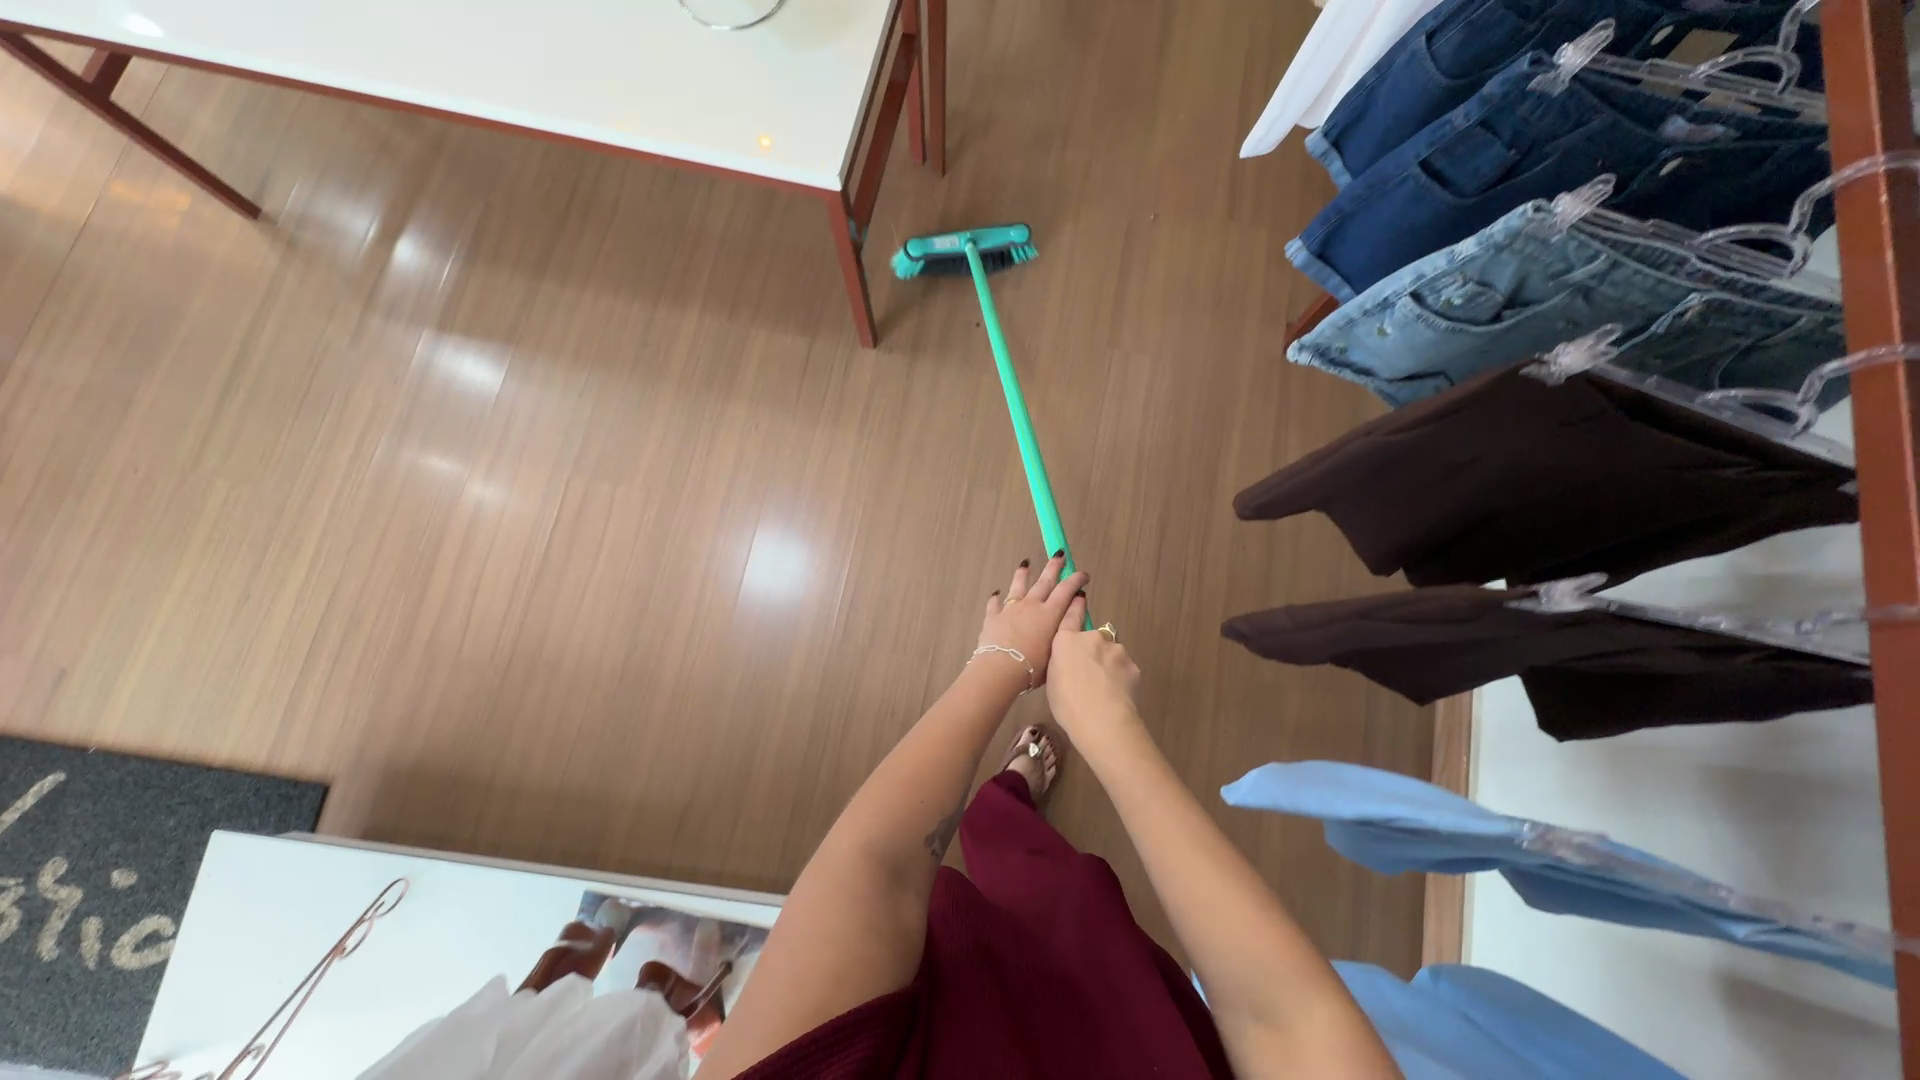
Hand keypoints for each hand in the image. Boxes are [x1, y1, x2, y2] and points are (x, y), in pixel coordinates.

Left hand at [978, 554, 1088, 685]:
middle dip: (1054, 567)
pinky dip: (996, 599)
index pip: (1066, 591)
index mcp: (1049, 614)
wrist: (1000, 669)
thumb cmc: (1034, 666)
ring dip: (1022, 574)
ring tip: (1025, 564)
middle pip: (1044, 581)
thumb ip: (1065, 630)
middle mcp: (1031, 606)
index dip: (1076, 580)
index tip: (1083, 574)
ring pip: (1017, 586)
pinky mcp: (993, 618)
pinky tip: (996, 594)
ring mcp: (1010, 610)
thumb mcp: (1057, 649)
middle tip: (1060, 555)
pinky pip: (995, 605)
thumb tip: (1075, 614)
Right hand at [1045, 595, 1144, 743]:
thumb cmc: (1066, 703)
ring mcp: (1115, 649)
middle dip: (1092, 651)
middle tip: (1088, 676)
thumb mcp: (1052, 680)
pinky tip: (1115, 695)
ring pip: (1110, 653)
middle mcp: (1092, 638)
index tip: (1080, 595)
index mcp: (1066, 641)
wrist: (1101, 719)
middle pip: (1093, 639)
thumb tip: (1070, 663)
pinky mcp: (1132, 664)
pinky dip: (1120, 677)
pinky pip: (1123, 668)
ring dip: (1107, 665)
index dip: (1075, 604)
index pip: (1071, 615)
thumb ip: (1062, 663)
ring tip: (1102, 690)